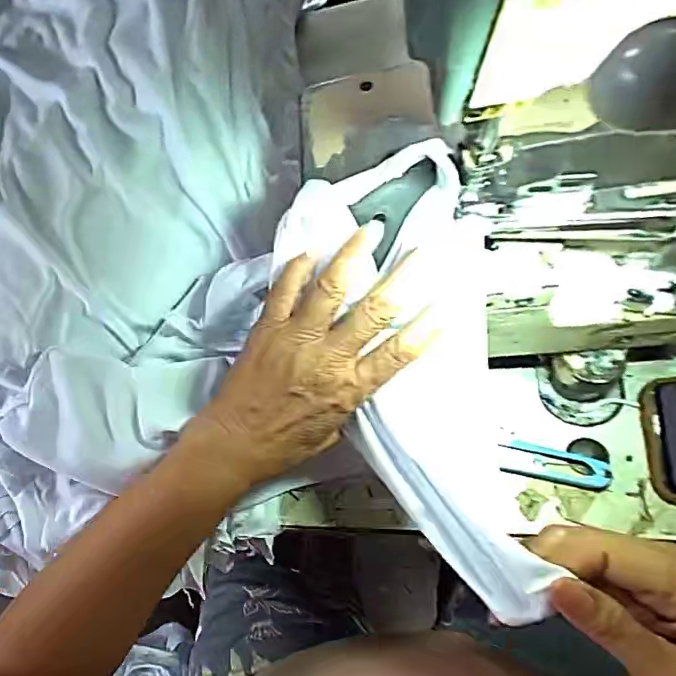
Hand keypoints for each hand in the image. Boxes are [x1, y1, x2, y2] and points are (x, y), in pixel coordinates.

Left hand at [180, 221, 438, 489]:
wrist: (234, 442)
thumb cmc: (281, 444)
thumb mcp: (331, 431)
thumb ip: (349, 400)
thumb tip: (360, 379)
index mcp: (348, 388)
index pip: (396, 354)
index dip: (422, 331)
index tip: (441, 310)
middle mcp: (327, 358)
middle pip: (374, 311)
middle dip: (402, 277)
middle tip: (419, 253)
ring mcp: (296, 338)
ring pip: (330, 288)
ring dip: (352, 255)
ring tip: (368, 231)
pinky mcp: (267, 329)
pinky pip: (285, 290)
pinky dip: (298, 268)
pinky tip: (312, 252)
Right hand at [525, 525, 675, 675]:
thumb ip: (613, 631)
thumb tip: (554, 587)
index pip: (600, 550)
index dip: (554, 565)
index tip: (520, 600)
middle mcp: (667, 559)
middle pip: (584, 539)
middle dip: (543, 564)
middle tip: (517, 605)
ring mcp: (652, 565)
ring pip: (578, 545)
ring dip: (546, 570)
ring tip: (525, 605)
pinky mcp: (638, 578)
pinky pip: (586, 563)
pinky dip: (558, 578)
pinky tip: (546, 603)